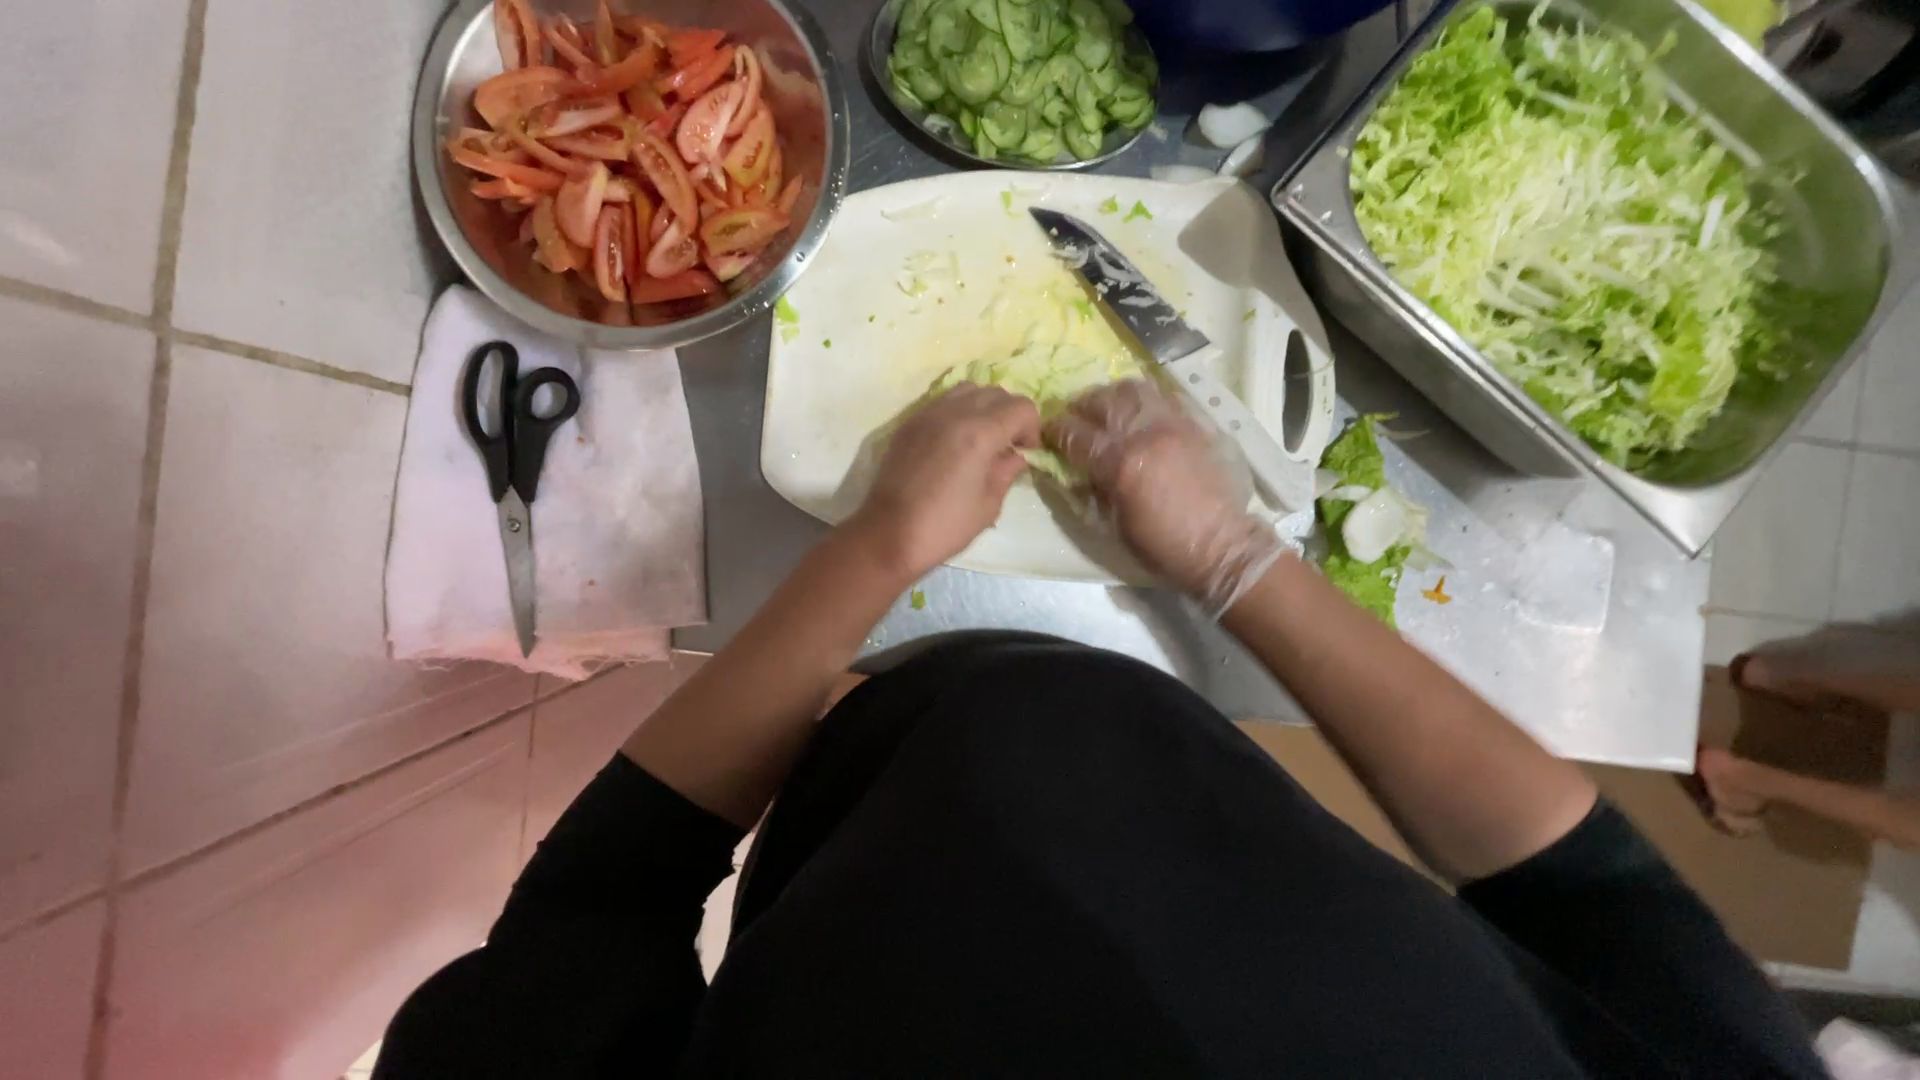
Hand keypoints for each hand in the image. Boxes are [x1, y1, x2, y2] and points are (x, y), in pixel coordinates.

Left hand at [846, 384, 1041, 579]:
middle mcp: (954, 413)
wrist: (888, 534)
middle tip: (1006, 445)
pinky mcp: (909, 423)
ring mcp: (928, 414)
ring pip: (968, 390)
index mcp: (980, 433)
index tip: (1025, 452)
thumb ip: (1007, 471)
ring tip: (981, 438)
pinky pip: (942, 402)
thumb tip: (1015, 455)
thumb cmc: (944, 526)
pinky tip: (954, 442)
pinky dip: (958, 412)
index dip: (1031, 428)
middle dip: (1010, 415)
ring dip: (983, 407)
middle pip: (996, 392)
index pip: (1021, 407)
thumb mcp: (988, 504)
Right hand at [1045, 379, 1283, 614]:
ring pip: (1134, 389)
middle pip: (1102, 400)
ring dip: (1113, 397)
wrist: (1221, 547)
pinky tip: (1143, 415)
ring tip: (1109, 410)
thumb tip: (1073, 468)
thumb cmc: (1162, 547)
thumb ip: (1090, 490)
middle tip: (1077, 418)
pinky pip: (1166, 397)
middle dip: (1081, 407)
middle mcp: (1145, 434)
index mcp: (1120, 464)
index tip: (1049, 433)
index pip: (1075, 434)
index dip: (1055, 431)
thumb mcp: (1113, 525)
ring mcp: (1175, 424)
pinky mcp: (1198, 424)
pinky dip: (1147, 401)